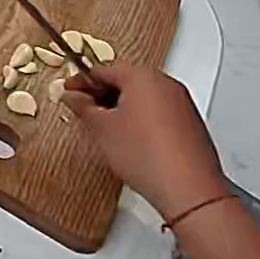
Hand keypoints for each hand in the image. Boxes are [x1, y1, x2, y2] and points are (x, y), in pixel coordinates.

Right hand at [65, 64, 225, 219]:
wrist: (188, 189)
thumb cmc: (146, 156)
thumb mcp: (101, 127)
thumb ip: (82, 106)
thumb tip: (73, 96)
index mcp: (143, 77)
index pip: (103, 69)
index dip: (82, 81)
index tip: (69, 91)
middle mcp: (166, 84)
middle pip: (125, 78)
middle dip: (101, 92)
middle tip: (83, 106)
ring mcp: (181, 102)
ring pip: (142, 94)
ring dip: (120, 103)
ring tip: (104, 124)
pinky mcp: (189, 121)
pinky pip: (157, 108)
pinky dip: (139, 115)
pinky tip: (128, 135)